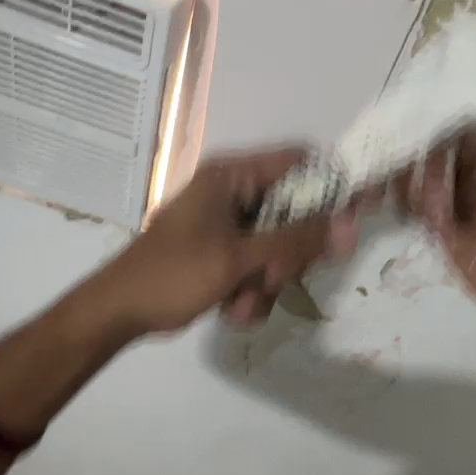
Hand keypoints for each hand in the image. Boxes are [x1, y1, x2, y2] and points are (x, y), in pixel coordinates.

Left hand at [92, 148, 358, 334]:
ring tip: (242, 301)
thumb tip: (351, 226)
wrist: (118, 313)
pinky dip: (253, 293)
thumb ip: (297, 241)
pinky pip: (261, 268)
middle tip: (274, 277)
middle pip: (296, 212)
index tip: (357, 214)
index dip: (333, 183)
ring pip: (281, 247)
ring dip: (269, 282)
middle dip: (290, 255)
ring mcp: (229, 225)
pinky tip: (232, 310)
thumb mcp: (240, 258)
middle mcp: (234, 193)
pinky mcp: (225, 254)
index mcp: (233, 176)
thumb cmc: (173, 274)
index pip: (299, 161)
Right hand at [400, 118, 475, 304]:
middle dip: (440, 123)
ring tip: (440, 212)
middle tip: (430, 148)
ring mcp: (462, 178)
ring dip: (424, 174)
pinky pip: (414, 183)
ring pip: (430, 149)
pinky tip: (429, 220)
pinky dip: (412, 195)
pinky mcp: (438, 202)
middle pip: (459, 119)